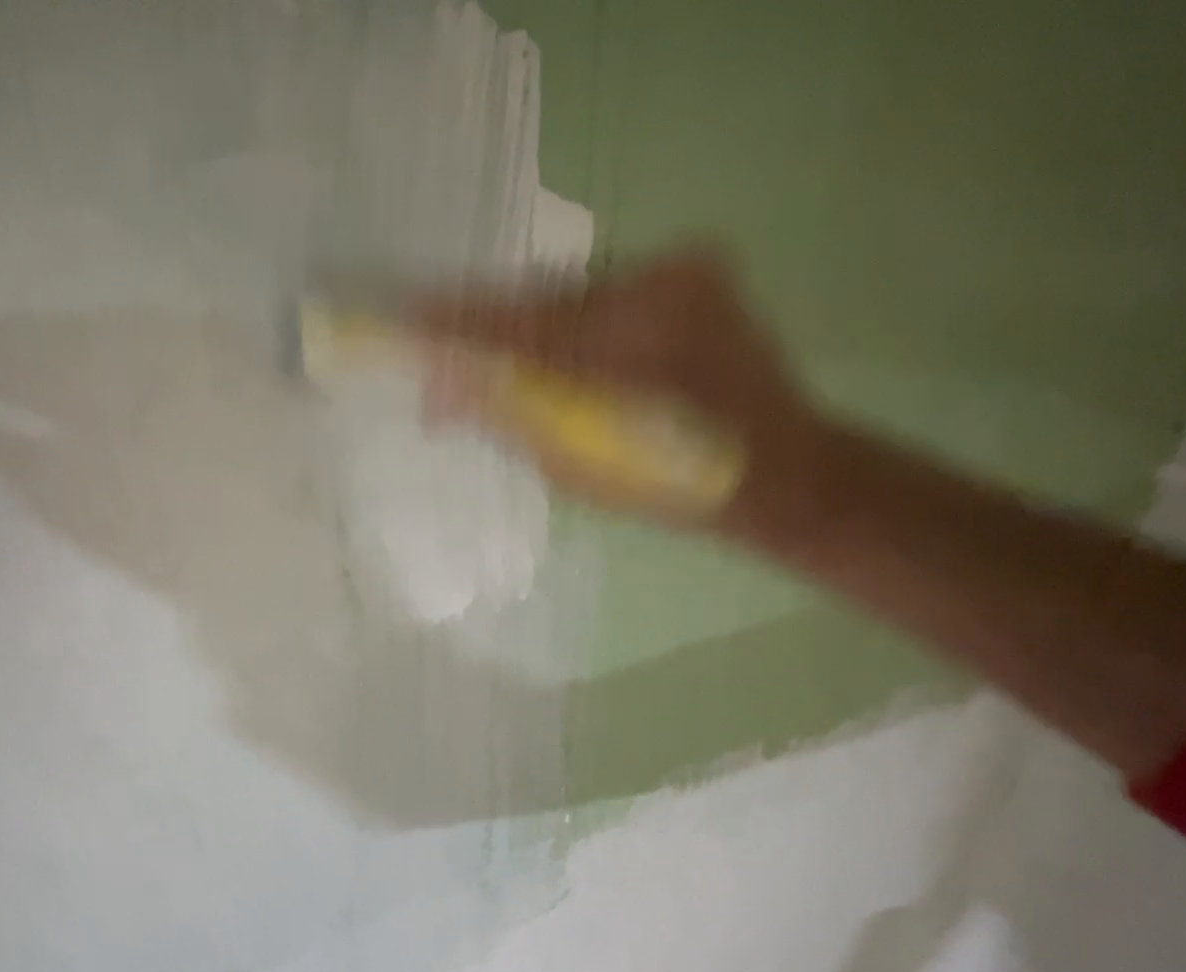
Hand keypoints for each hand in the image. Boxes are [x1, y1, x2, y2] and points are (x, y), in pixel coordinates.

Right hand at [414, 245, 836, 536]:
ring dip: (528, 326)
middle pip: (536, 300)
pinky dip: (572, 320)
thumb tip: (437, 391)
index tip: (397, 321)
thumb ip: (508, 419)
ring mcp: (681, 270)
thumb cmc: (680, 488)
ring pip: (568, 293)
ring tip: (502, 365)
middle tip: (442, 362)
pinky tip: (564, 354)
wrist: (788, 470)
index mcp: (632, 348)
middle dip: (484, 329)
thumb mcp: (581, 468)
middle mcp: (657, 287)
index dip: (451, 325)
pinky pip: (602, 291)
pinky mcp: (693, 269)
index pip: (514, 326)